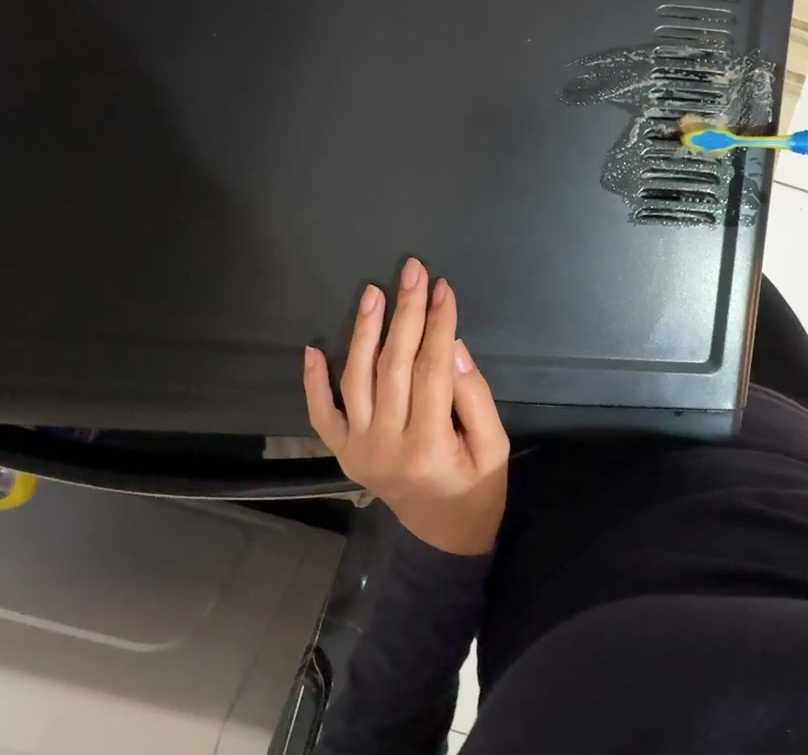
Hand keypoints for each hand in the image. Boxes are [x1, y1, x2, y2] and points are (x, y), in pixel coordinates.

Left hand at [303, 257, 510, 554]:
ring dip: (363, 332)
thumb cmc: (476, 489)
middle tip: (412, 271)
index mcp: (429, 445)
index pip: (432, 370)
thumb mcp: (494, 447)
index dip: (439, 324)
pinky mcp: (341, 451)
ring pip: (356, 379)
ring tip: (372, 293)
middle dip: (406, 313)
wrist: (443, 536)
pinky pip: (321, 413)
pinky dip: (313, 382)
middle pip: (394, 365)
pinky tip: (313, 348)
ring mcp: (357, 448)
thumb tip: (452, 345)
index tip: (443, 288)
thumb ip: (474, 397)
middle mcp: (386, 444)